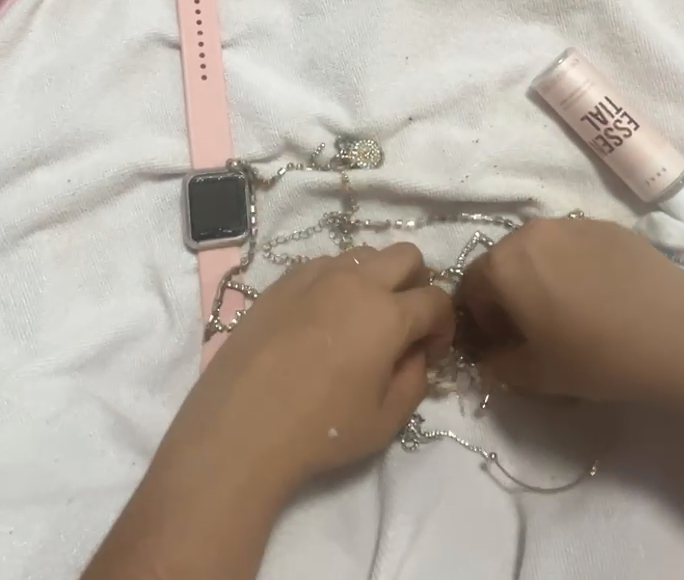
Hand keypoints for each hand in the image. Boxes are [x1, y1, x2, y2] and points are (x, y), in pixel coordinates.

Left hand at [163, 244, 455, 491]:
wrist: (240, 425)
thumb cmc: (320, 430)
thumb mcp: (386, 421)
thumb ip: (415, 379)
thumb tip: (416, 353)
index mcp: (388, 314)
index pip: (436, 299)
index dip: (443, 326)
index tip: (430, 353)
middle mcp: (356, 281)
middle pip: (406, 255)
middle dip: (417, 284)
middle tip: (403, 323)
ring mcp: (316, 275)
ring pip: (363, 254)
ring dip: (375, 278)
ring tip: (359, 318)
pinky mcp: (283, 280)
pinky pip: (324, 265)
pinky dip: (336, 282)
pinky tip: (321, 318)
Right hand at [456, 214, 683, 401]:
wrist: (679, 333)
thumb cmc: (597, 357)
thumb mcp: (538, 376)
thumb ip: (501, 366)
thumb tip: (494, 357)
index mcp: (502, 265)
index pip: (470, 288)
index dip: (481, 321)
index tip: (506, 347)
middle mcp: (530, 233)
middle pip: (503, 263)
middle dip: (509, 295)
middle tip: (536, 331)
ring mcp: (571, 223)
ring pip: (539, 251)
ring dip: (541, 278)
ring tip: (572, 312)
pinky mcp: (606, 225)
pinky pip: (574, 245)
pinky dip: (574, 267)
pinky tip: (603, 297)